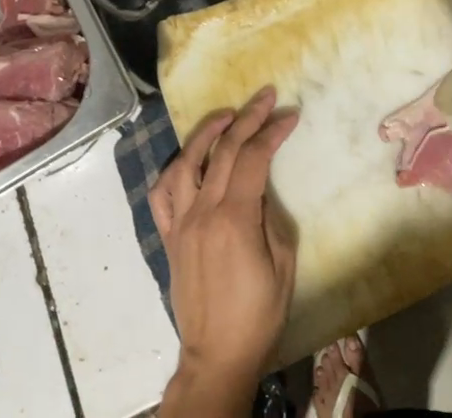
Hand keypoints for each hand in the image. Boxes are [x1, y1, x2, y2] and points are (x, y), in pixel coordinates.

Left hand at [151, 87, 300, 416]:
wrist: (217, 354)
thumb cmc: (259, 313)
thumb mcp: (282, 263)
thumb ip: (270, 217)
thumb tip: (261, 189)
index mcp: (234, 218)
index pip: (253, 158)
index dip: (272, 132)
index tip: (290, 115)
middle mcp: (201, 212)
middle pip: (222, 151)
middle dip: (247, 118)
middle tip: (265, 97)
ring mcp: (180, 223)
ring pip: (186, 163)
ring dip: (206, 132)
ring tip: (226, 115)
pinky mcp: (168, 237)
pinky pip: (162, 194)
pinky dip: (175, 169)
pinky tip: (189, 159)